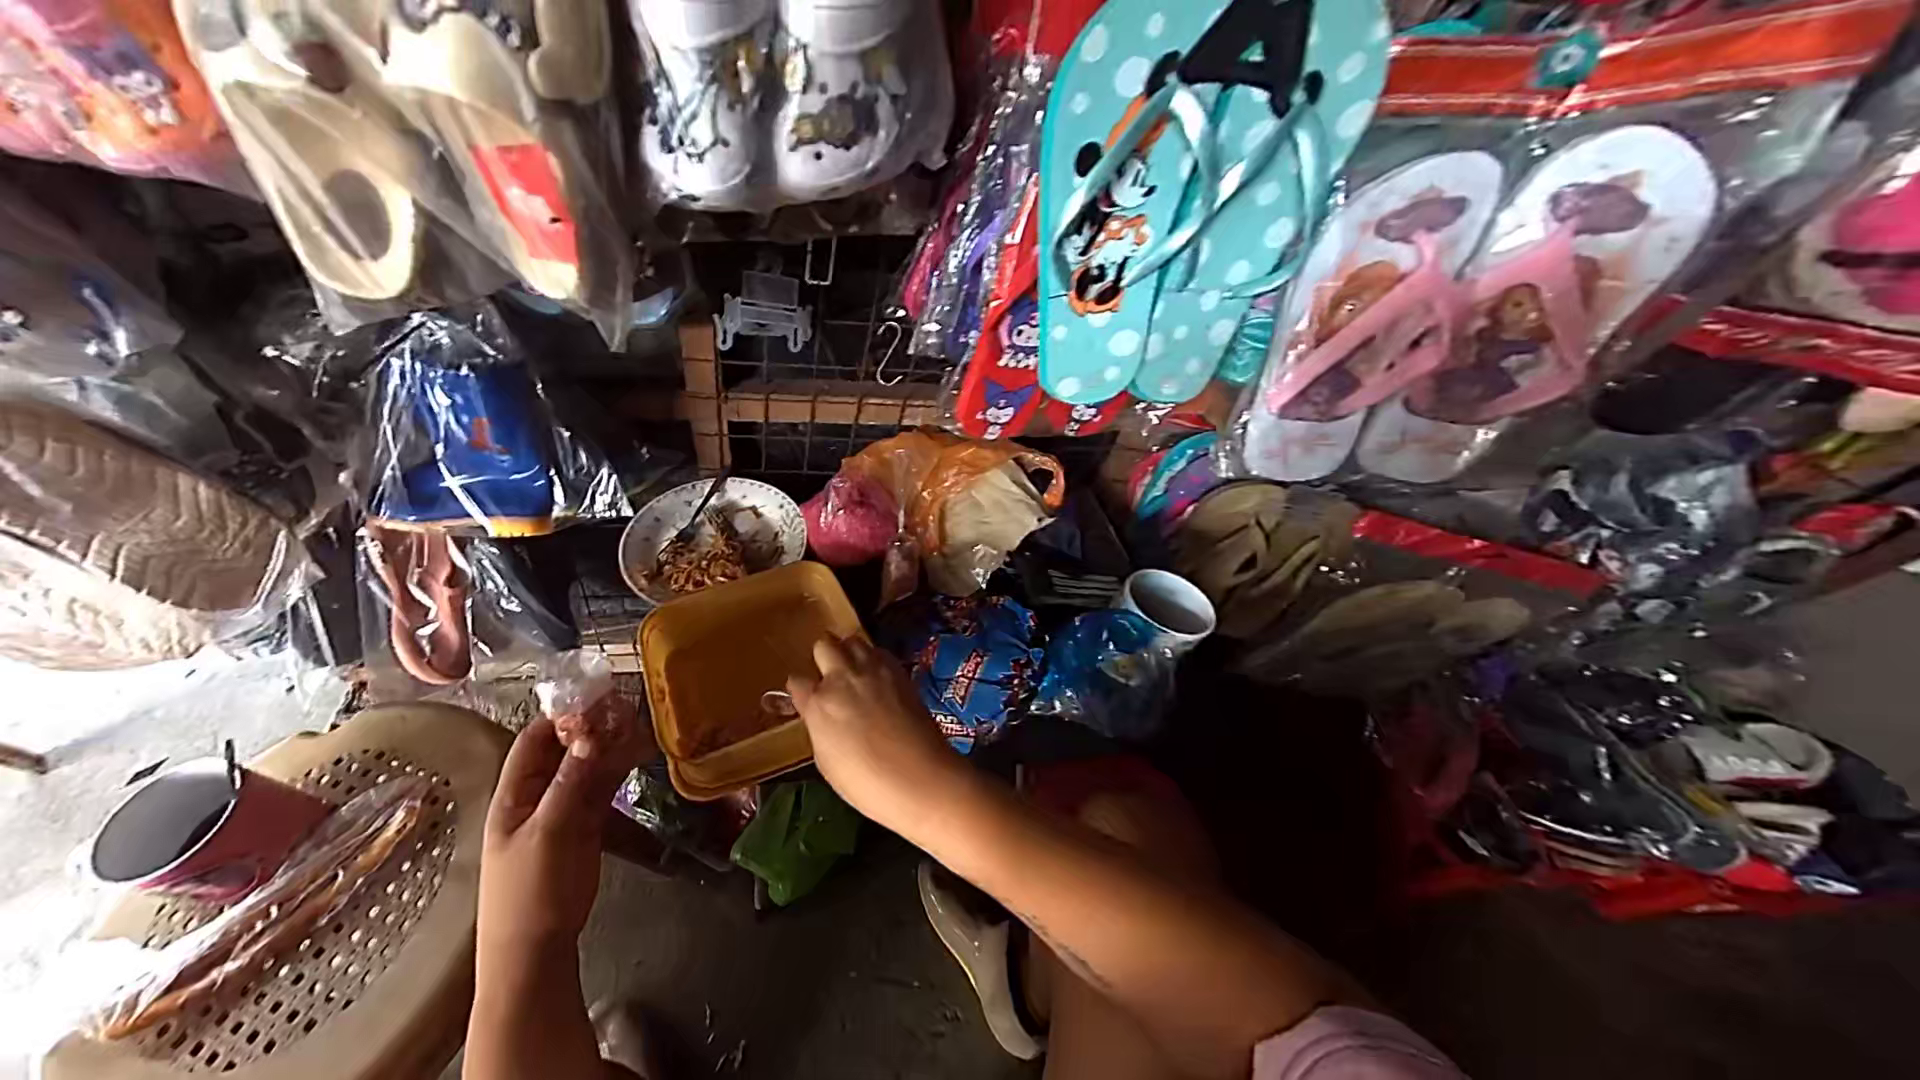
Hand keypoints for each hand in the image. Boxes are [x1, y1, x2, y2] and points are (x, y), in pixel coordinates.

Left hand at [478, 705, 644, 956]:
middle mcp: (539, 793)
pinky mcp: (587, 821)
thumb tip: (589, 735)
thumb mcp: (548, 834)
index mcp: (514, 793)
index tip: (596, 701)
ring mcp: (565, 807)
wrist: (535, 949)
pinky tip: (641, 751)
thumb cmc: (529, 892)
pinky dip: (620, 767)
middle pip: (566, 747)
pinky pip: (604, 785)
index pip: (534, 740)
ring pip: (589, 764)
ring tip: (640, 723)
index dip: (562, 717)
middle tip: (626, 709)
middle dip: (593, 725)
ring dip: (612, 743)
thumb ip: (570, 783)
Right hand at [786, 635, 965, 830]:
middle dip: (822, 657)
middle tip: (828, 674)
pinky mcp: (899, 671)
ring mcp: (873, 670)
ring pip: (852, 641)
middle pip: (824, 646)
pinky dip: (873, 658)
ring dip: (848, 652)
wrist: (920, 777)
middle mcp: (843, 678)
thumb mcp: (827, 761)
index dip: (800, 689)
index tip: (805, 696)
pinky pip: (878, 651)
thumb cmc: (866, 783)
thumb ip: (819, 728)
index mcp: (819, 704)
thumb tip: (821, 716)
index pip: (797, 681)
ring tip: (853, 670)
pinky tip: (877, 675)